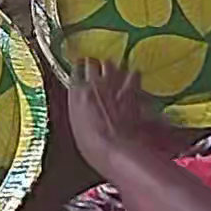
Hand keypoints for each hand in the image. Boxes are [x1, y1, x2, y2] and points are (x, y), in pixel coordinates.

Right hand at [67, 60, 159, 177]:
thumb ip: (79, 109)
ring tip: (115, 75)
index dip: (80, 70)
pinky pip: (132, 72)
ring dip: (112, 68)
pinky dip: (133, 76)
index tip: (83, 72)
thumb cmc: (96, 146)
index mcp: (77, 94)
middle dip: (96, 66)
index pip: (76, 70)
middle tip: (99, 72)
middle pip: (92, 62)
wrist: (118, 149)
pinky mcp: (131, 87)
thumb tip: (82, 105)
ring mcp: (113, 83)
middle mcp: (93, 83)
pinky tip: (134, 81)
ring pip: (110, 63)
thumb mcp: (78, 127)